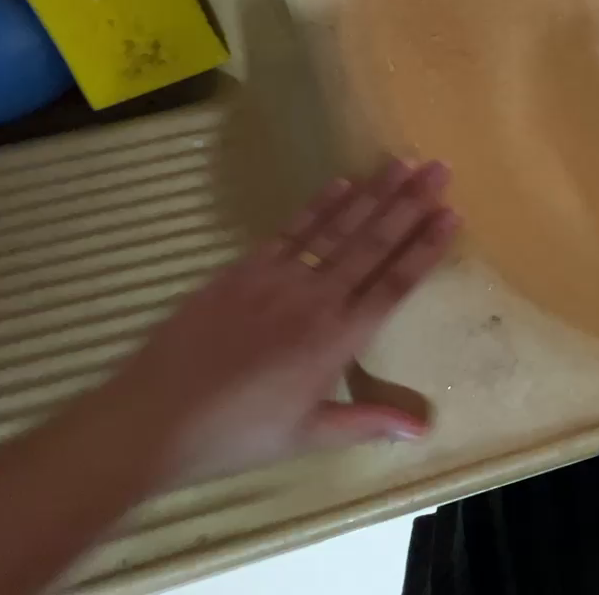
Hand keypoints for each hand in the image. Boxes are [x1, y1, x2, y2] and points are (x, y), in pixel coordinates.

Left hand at [97, 159, 457, 484]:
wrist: (146, 422)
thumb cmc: (235, 434)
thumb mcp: (306, 436)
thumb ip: (367, 422)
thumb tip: (424, 429)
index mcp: (338, 339)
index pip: (395, 283)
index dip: (426, 247)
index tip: (453, 214)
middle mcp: (317, 300)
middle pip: (374, 243)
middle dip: (411, 203)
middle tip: (440, 168)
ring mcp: (278, 281)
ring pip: (338, 228)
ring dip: (374, 193)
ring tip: (403, 163)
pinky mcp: (242, 272)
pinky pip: (291, 231)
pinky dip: (319, 206)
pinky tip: (343, 183)